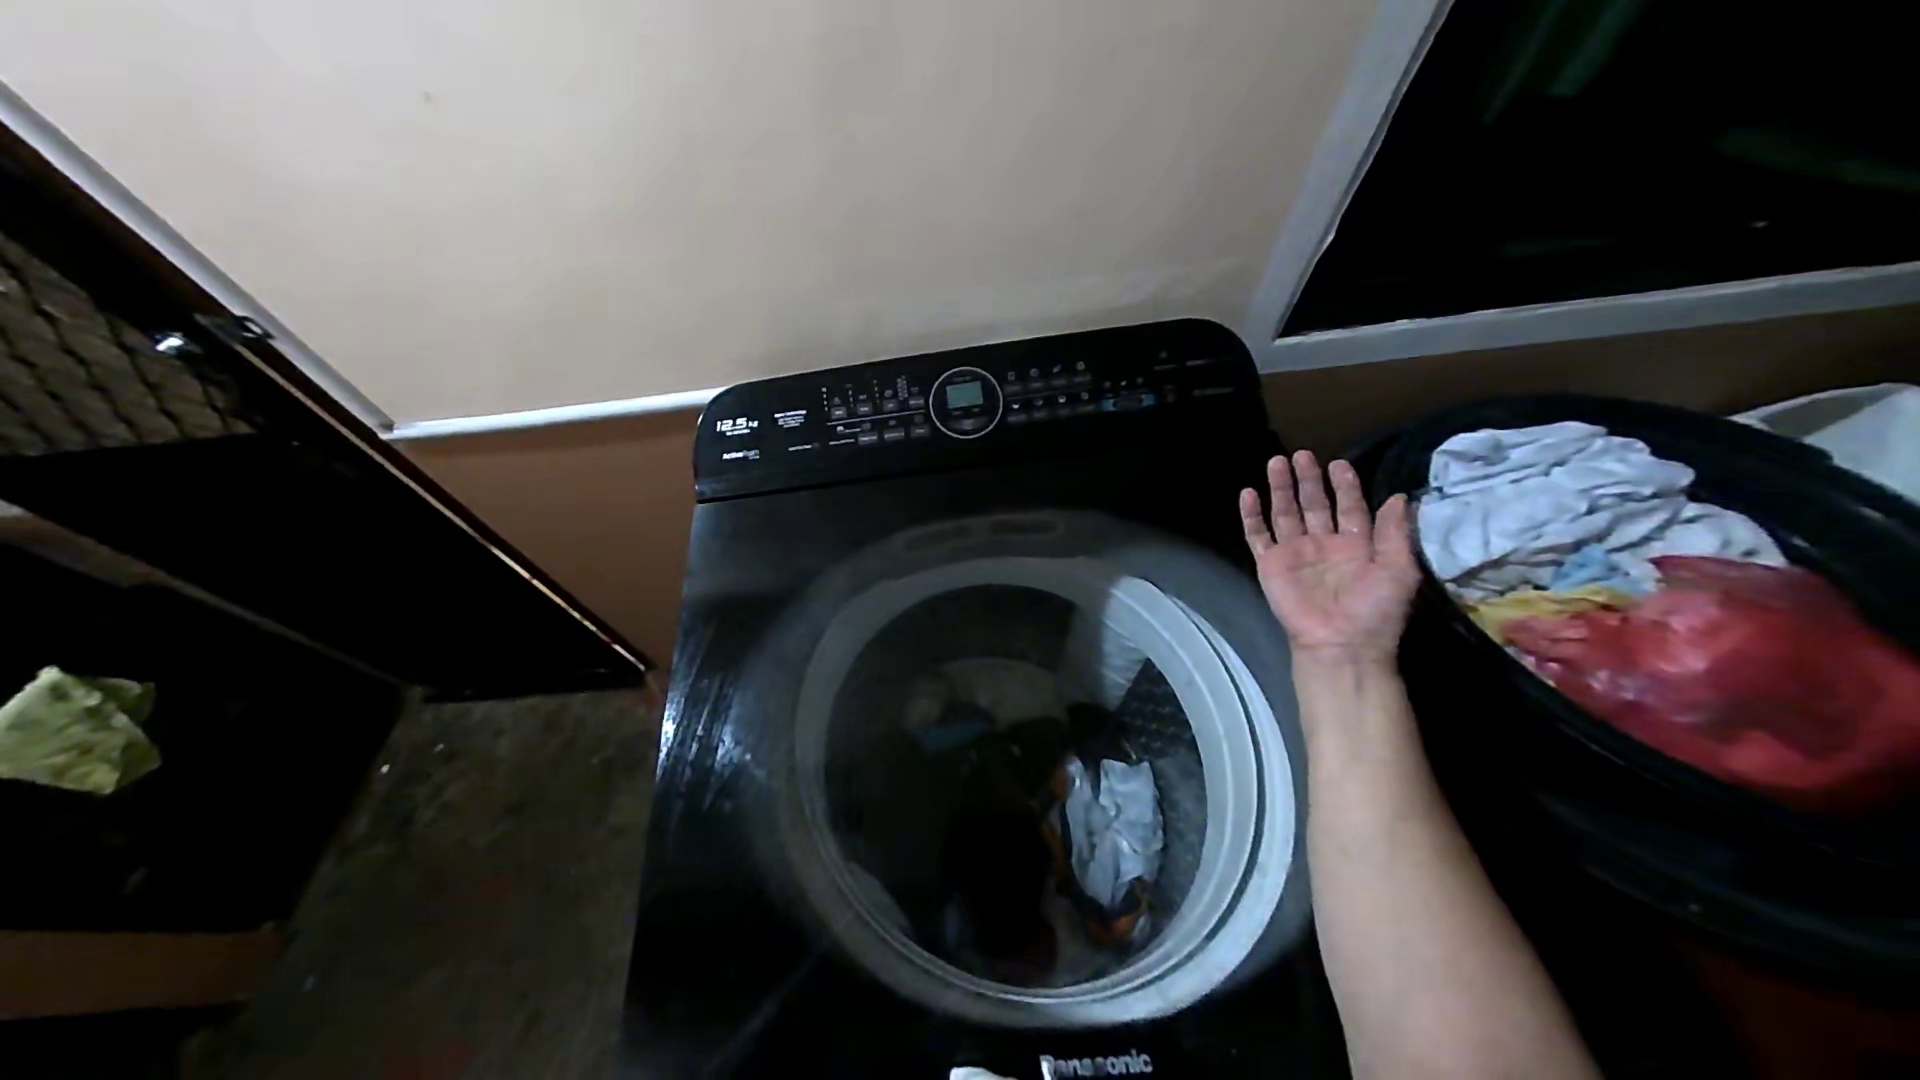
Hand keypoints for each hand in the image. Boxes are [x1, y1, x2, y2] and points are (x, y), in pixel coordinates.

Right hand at [1239, 450, 1419, 665]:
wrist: (1340, 642)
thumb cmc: (1375, 609)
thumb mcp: (1399, 568)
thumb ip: (1396, 532)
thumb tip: (1397, 497)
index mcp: (1355, 544)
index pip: (1349, 506)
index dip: (1344, 485)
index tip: (1338, 464)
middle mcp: (1323, 543)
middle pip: (1313, 503)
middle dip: (1308, 478)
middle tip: (1302, 455)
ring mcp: (1294, 552)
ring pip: (1285, 512)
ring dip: (1281, 488)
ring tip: (1276, 462)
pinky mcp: (1270, 563)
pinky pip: (1258, 535)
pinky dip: (1252, 515)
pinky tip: (1248, 494)